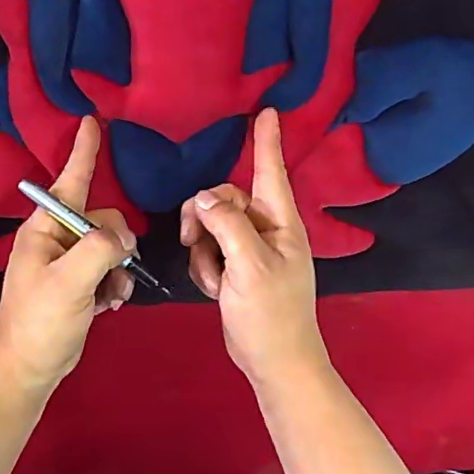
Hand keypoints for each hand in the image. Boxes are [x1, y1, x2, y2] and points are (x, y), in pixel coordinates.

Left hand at [0, 117, 135, 393]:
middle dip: (116, 241)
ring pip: (110, 245)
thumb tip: (122, 234)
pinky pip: (109, 267)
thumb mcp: (69, 282)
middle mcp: (55, 238)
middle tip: (116, 269)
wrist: (29, 369)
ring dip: (118, 268)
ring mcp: (67, 261)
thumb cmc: (40, 322)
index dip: (83, 151)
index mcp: (43, 228)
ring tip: (109, 294)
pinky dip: (115, 283)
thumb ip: (99, 249)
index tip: (90, 121)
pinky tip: (108, 304)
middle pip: (101, 219)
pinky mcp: (78, 282)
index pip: (68, 181)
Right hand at [180, 109, 328, 384]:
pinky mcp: (234, 263)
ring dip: (202, 249)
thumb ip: (227, 224)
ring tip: (214, 278)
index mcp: (281, 222)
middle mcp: (266, 227)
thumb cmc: (272, 314)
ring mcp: (249, 247)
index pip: (270, 171)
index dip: (266, 140)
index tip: (267, 111)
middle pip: (223, 197)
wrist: (273, 362)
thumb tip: (203, 197)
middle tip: (192, 241)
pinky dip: (203, 265)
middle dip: (203, 217)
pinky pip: (206, 246)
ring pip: (208, 222)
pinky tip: (215, 287)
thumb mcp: (250, 266)